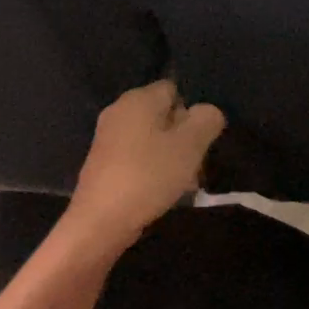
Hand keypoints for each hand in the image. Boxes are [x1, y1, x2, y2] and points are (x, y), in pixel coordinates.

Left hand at [66, 80, 225, 246]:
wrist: (101, 220)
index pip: (174, 89)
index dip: (193, 111)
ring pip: (152, 139)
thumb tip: (207, 110)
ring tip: (185, 183)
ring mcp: (108, 137)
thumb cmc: (148, 175)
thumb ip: (206, 120)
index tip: (204, 139)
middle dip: (184, 138)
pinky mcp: (104, 162)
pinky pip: (137, 157)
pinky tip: (163, 192)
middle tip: (198, 164)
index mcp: (138, 98)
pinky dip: (153, 169)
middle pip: (163, 115)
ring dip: (171, 157)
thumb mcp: (190, 145)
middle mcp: (119, 110)